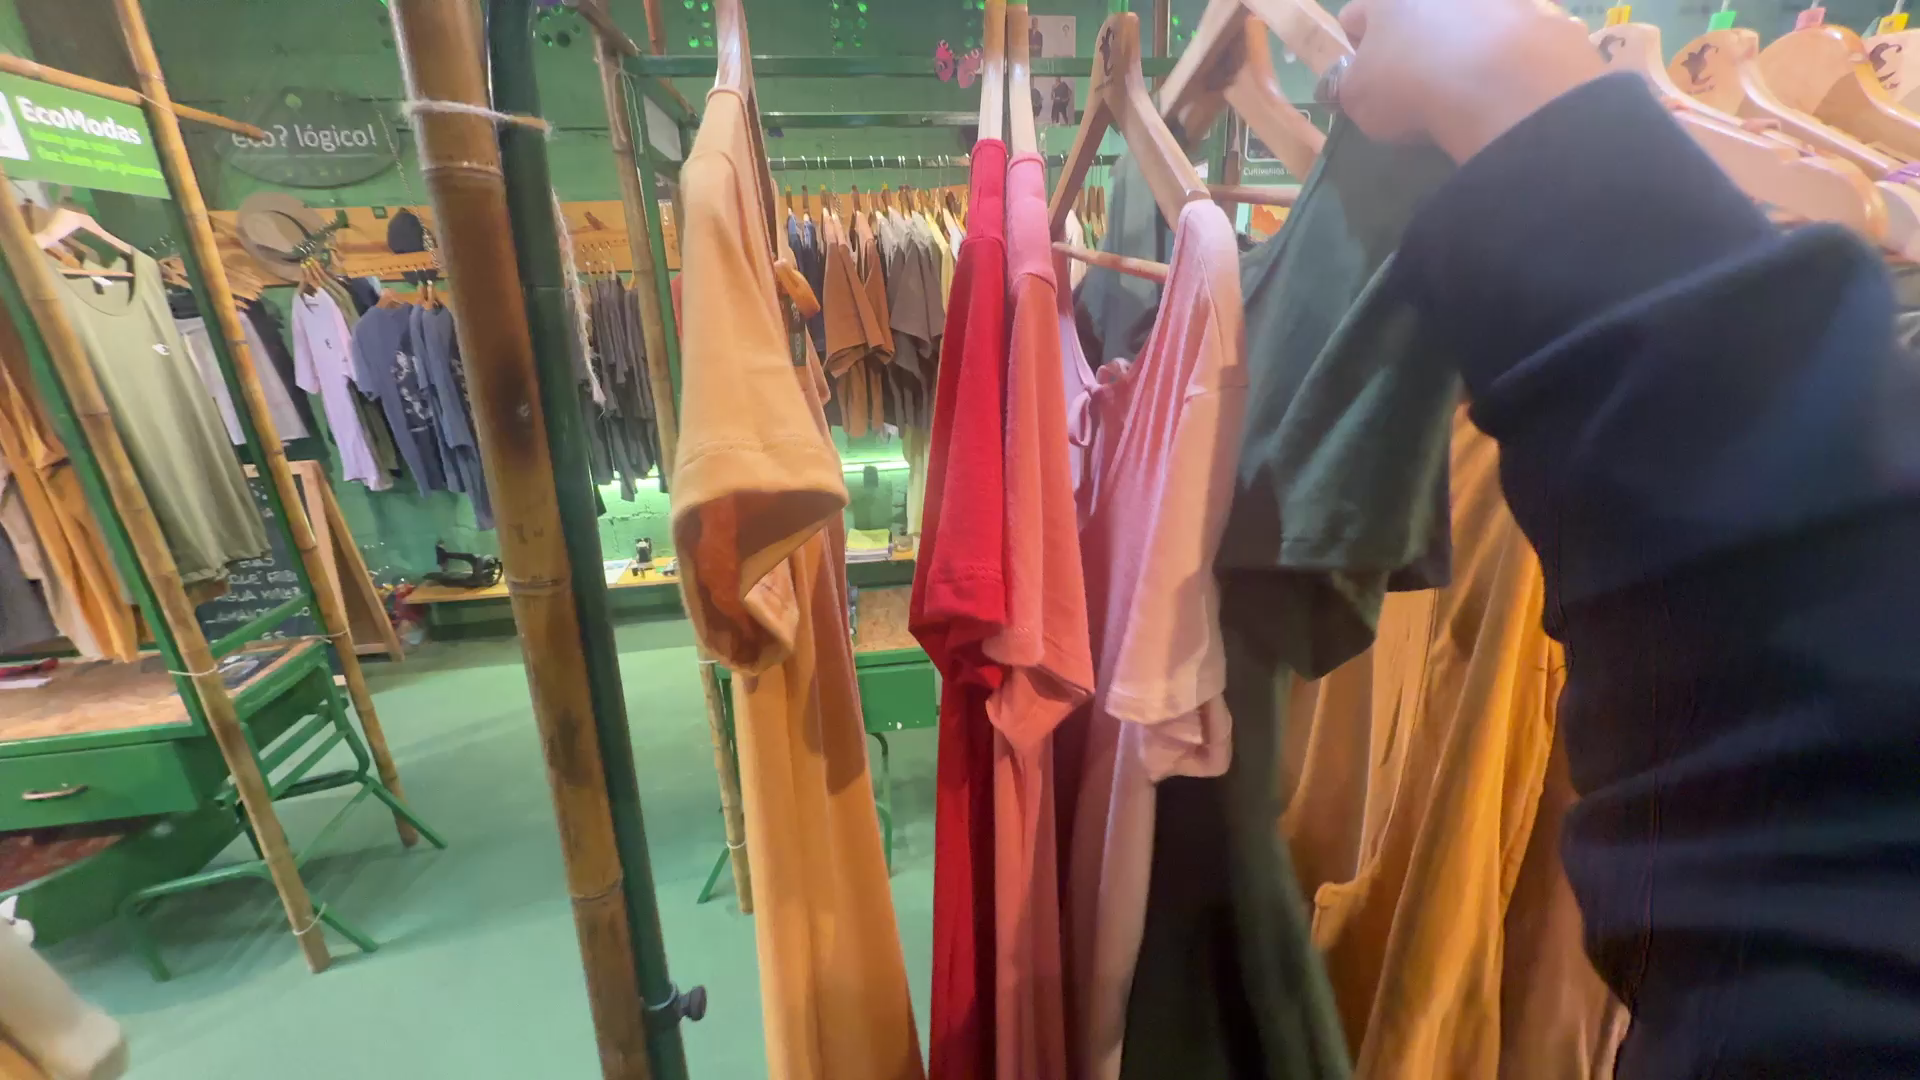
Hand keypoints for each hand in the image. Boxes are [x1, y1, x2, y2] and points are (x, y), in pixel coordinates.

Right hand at [1331, 0, 1607, 161]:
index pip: (1352, 15)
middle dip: (1397, 44)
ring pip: (1447, 19)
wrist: (1496, 82)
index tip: (1354, 78)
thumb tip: (1345, 80)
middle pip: (1405, 13)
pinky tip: (1475, 84)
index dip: (1348, 49)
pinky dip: (1477, 52)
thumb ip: (1342, 85)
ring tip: (1441, 87)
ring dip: (1439, 45)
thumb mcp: (1354, 98)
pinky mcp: (1523, 8)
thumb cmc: (1407, 84)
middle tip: (1396, 86)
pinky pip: (1486, 31)